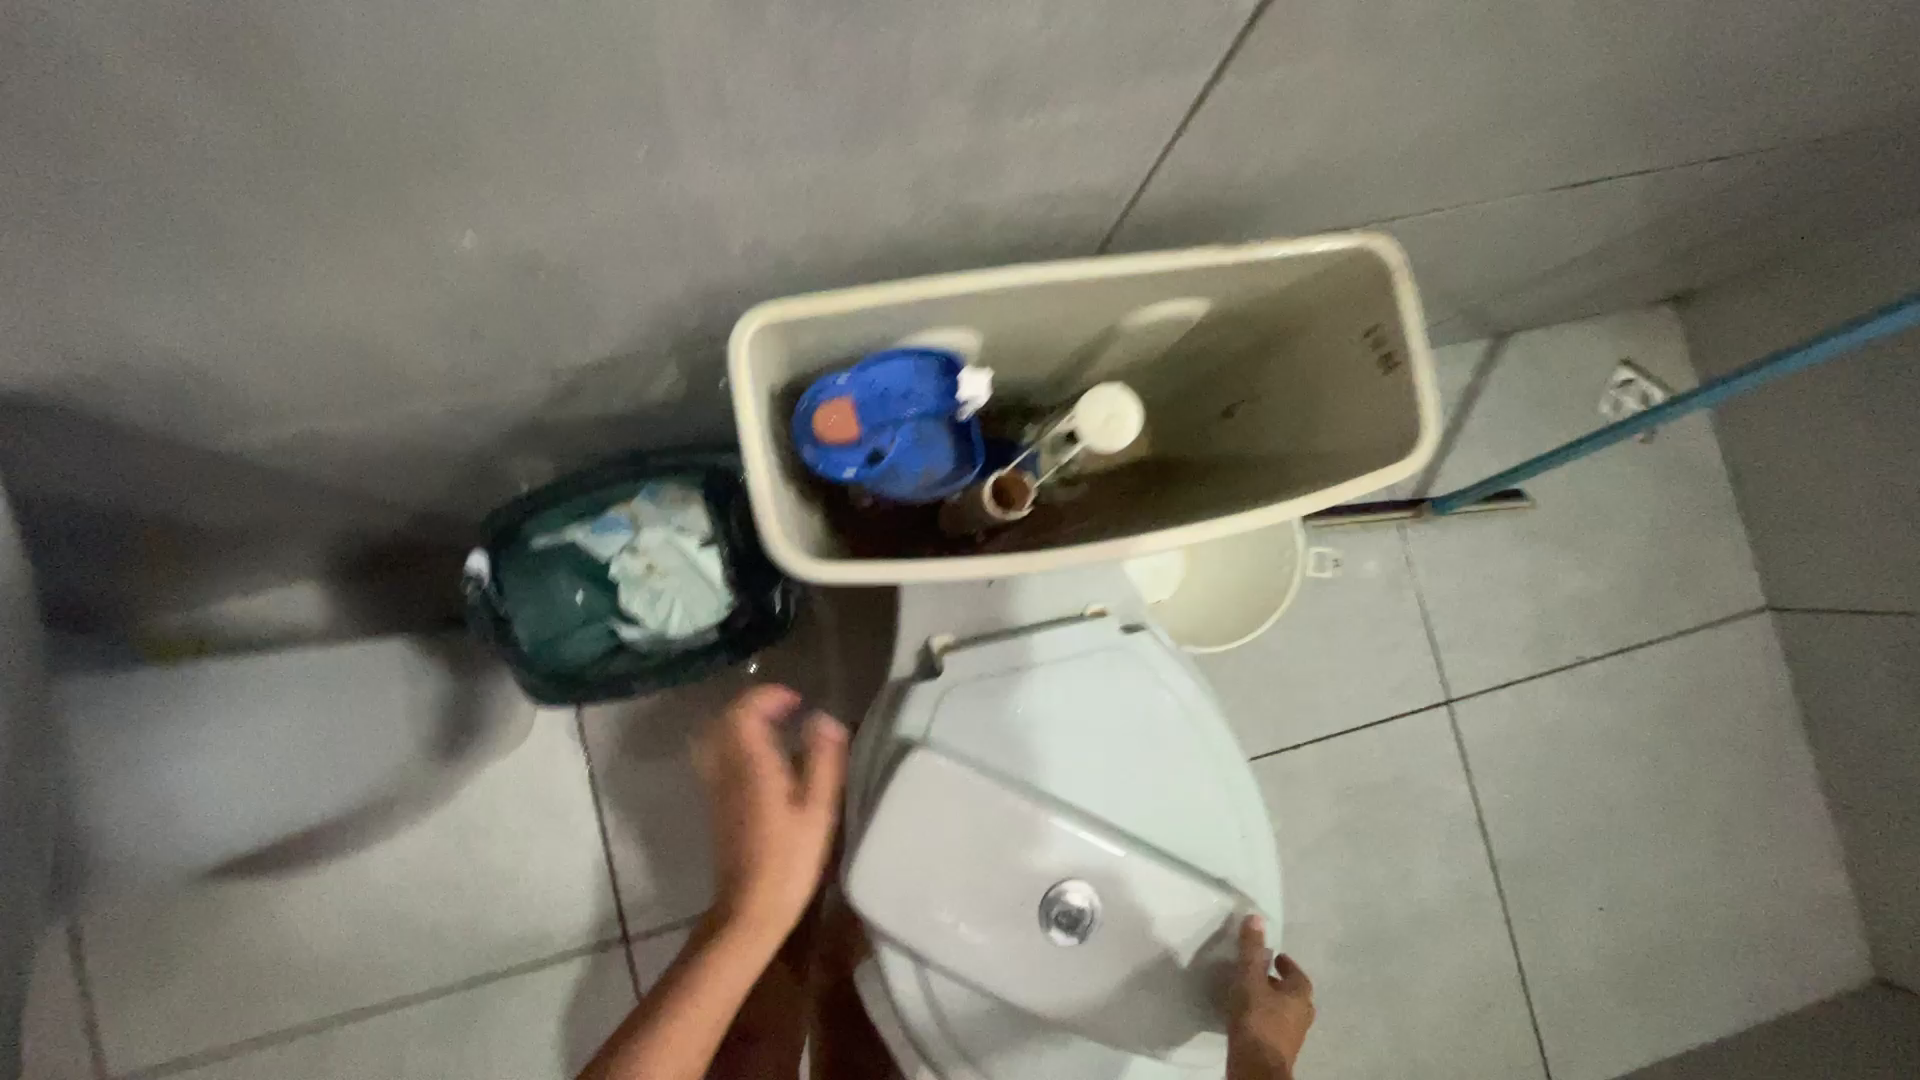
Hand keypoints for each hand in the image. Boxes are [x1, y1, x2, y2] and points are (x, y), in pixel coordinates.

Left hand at [691, 684, 847, 941]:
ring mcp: (717, 788)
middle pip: (723, 720)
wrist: (749, 911)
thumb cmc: (789, 861)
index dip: (768, 696)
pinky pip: (716, 757)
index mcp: (752, 766)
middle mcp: (727, 771)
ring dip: (740, 723)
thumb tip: (825, 719)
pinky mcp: (716, 805)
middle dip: (753, 705)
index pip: (744, 712)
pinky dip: (735, 743)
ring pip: (715, 738)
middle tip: (785, 709)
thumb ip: (823, 761)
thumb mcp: (818, 810)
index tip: (797, 701)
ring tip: (773, 728)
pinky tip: (764, 759)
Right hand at [1226, 914, 1314, 1079]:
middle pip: (1293, 993)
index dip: (1285, 964)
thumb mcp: (1249, 977)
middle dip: (1278, 982)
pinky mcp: (1280, 1050)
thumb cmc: (1256, 1017)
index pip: (1297, 974)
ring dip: (1271, 1000)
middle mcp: (1302, 1015)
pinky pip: (1275, 1025)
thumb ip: (1252, 949)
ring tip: (1249, 991)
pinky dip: (1265, 1016)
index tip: (1272, 956)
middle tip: (1259, 972)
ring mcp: (1293, 1035)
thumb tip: (1257, 916)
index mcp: (1300, 995)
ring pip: (1284, 1011)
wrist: (1256, 1066)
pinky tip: (1247, 1014)